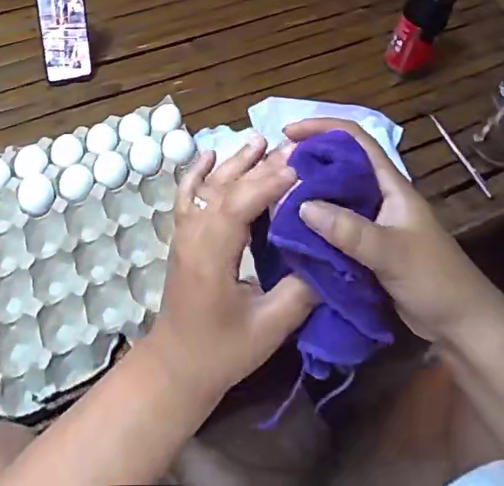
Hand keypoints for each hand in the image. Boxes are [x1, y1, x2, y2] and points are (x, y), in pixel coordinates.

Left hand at [143, 135, 317, 400]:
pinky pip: (187, 195)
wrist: (177, 364)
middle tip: (291, 148)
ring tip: (260, 140)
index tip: (300, 166)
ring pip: (208, 187)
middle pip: (226, 188)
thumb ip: (298, 292)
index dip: (269, 182)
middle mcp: (194, 233)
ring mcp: (184, 232)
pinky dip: (197, 172)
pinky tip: (209, 155)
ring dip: (233, 163)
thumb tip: (325, 257)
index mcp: (212, 252)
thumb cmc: (222, 350)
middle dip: (258, 166)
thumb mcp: (269, 328)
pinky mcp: (182, 236)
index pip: (240, 204)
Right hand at [284, 118, 503, 341]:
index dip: (322, 128)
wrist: (465, 327)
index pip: (355, 139)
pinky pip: (334, 223)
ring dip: (308, 191)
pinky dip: (314, 221)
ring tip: (277, 195)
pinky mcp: (368, 246)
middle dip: (308, 159)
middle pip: (340, 164)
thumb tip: (302, 204)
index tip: (289, 133)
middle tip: (276, 167)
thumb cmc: (436, 281)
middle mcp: (380, 196)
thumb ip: (349, 229)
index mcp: (391, 185)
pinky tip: (293, 228)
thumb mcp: (392, 252)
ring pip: (334, 195)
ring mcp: (374, 221)